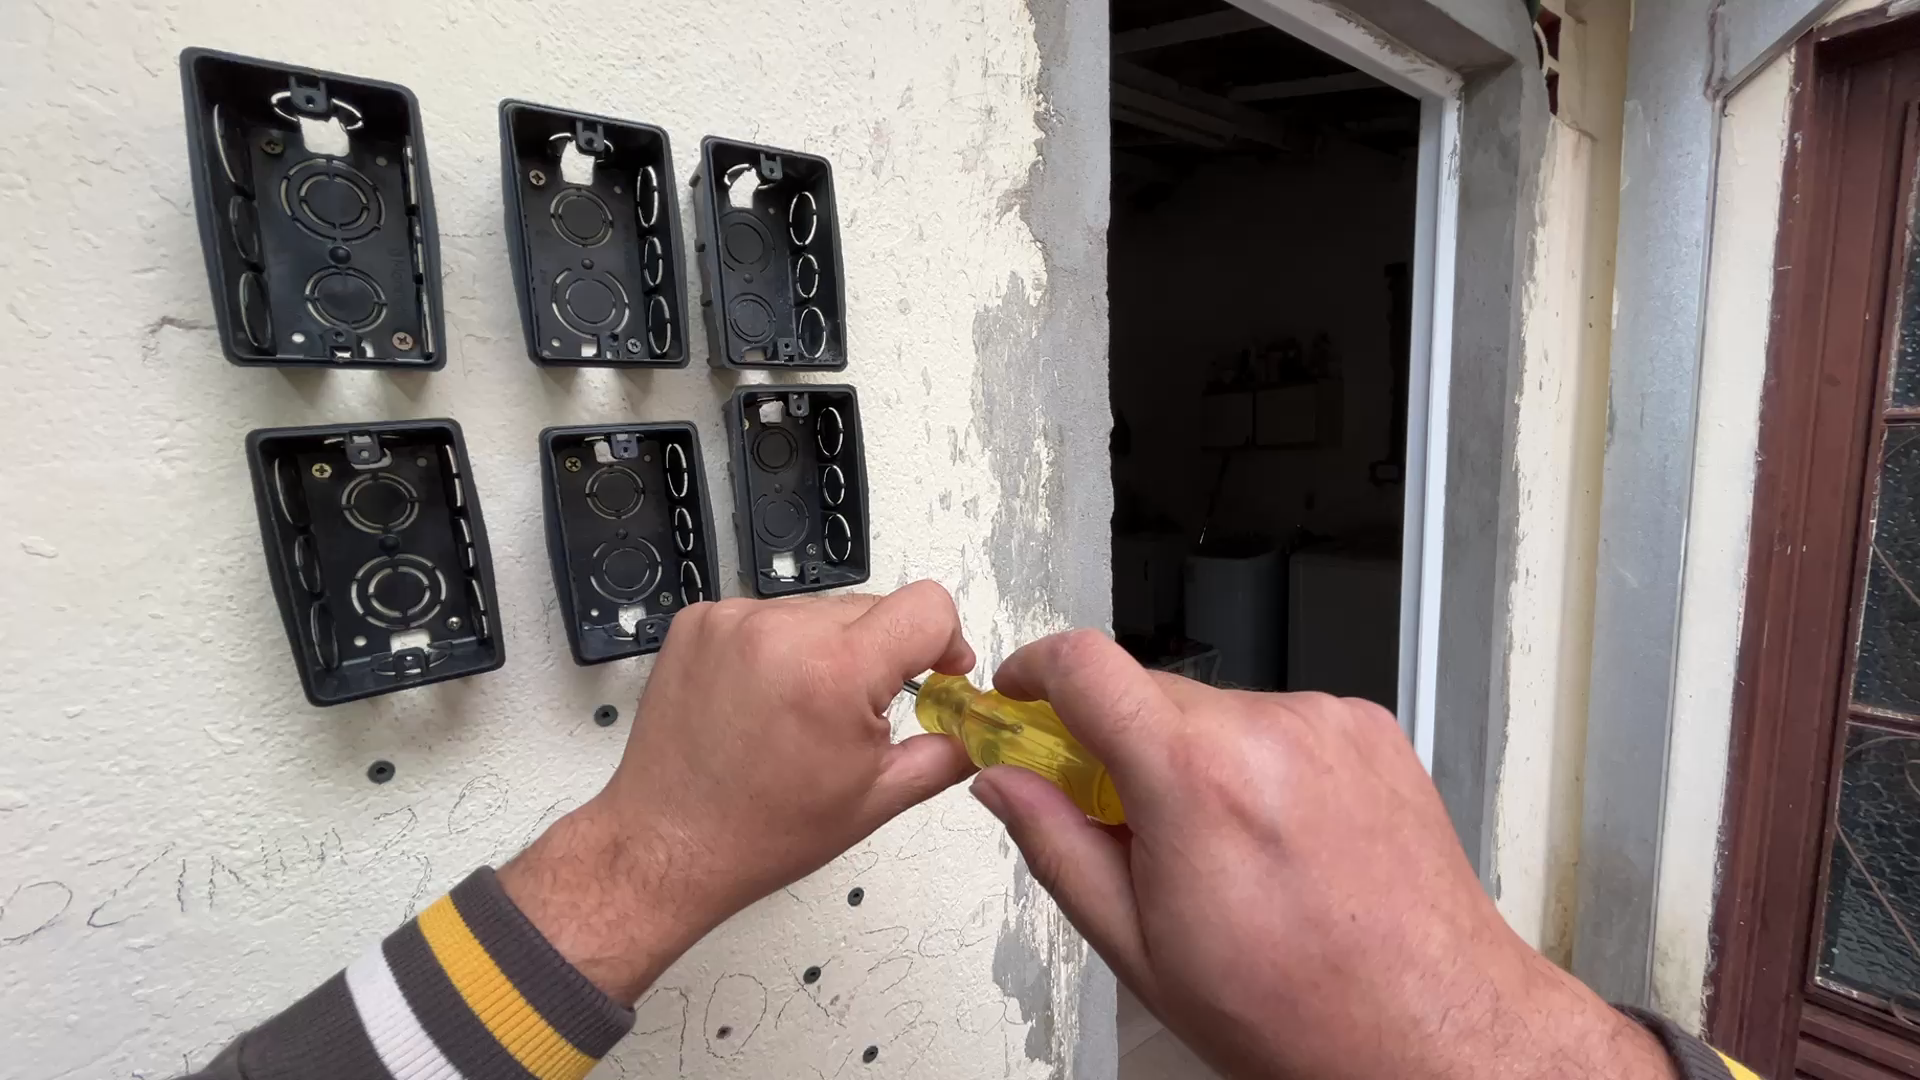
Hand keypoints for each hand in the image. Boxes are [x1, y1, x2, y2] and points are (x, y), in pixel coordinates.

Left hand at [499, 582, 976, 1001]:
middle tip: (862, 708)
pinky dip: (784, 646)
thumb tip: (978, 727)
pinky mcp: (702, 620)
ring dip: (832, 648)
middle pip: (877, 606)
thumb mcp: (877, 800)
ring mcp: (735, 620)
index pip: (928, 606)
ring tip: (804, 707)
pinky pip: (772, 613)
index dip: (946, 639)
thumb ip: (947, 752)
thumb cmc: (760, 832)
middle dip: (885, 652)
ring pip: (824, 610)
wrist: (664, 845)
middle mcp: (783, 632)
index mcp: (836, 673)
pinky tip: (768, 695)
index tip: (939, 667)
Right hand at [970, 631, 1676, 1079]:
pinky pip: (1268, 714)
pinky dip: (1247, 752)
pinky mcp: (1362, 721)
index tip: (1021, 691)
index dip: (1035, 667)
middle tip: (1124, 806)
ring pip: (1207, 704)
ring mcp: (1321, 718)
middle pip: (1144, 688)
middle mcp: (1262, 727)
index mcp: (1194, 779)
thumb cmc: (1294, 1010)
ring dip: (1187, 750)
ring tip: (1219, 834)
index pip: (1084, 666)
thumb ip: (1053, 843)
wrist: (1444, 1035)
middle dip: (1115, 735)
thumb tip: (1003, 781)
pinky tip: (1272, 821)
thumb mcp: (1137, 944)